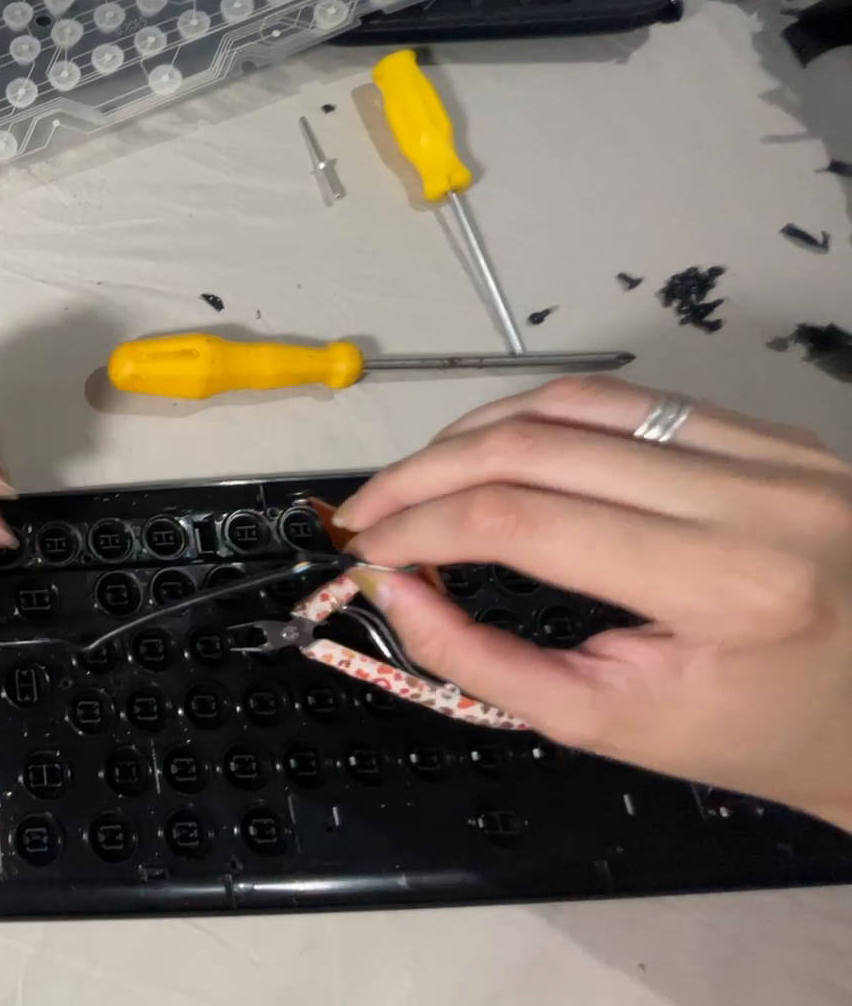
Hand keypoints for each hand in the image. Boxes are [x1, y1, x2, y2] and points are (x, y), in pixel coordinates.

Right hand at [333, 375, 851, 827]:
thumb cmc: (758, 734)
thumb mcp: (602, 723)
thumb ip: (472, 659)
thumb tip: (387, 586)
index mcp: (726, 586)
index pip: (516, 520)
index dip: (413, 526)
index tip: (364, 552)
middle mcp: (758, 498)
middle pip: (524, 447)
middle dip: (413, 477)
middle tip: (363, 513)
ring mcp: (771, 452)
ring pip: (560, 403)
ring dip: (457, 439)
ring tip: (412, 484)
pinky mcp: (766, 433)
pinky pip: (611, 399)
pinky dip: (519, 419)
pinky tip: (482, 452)